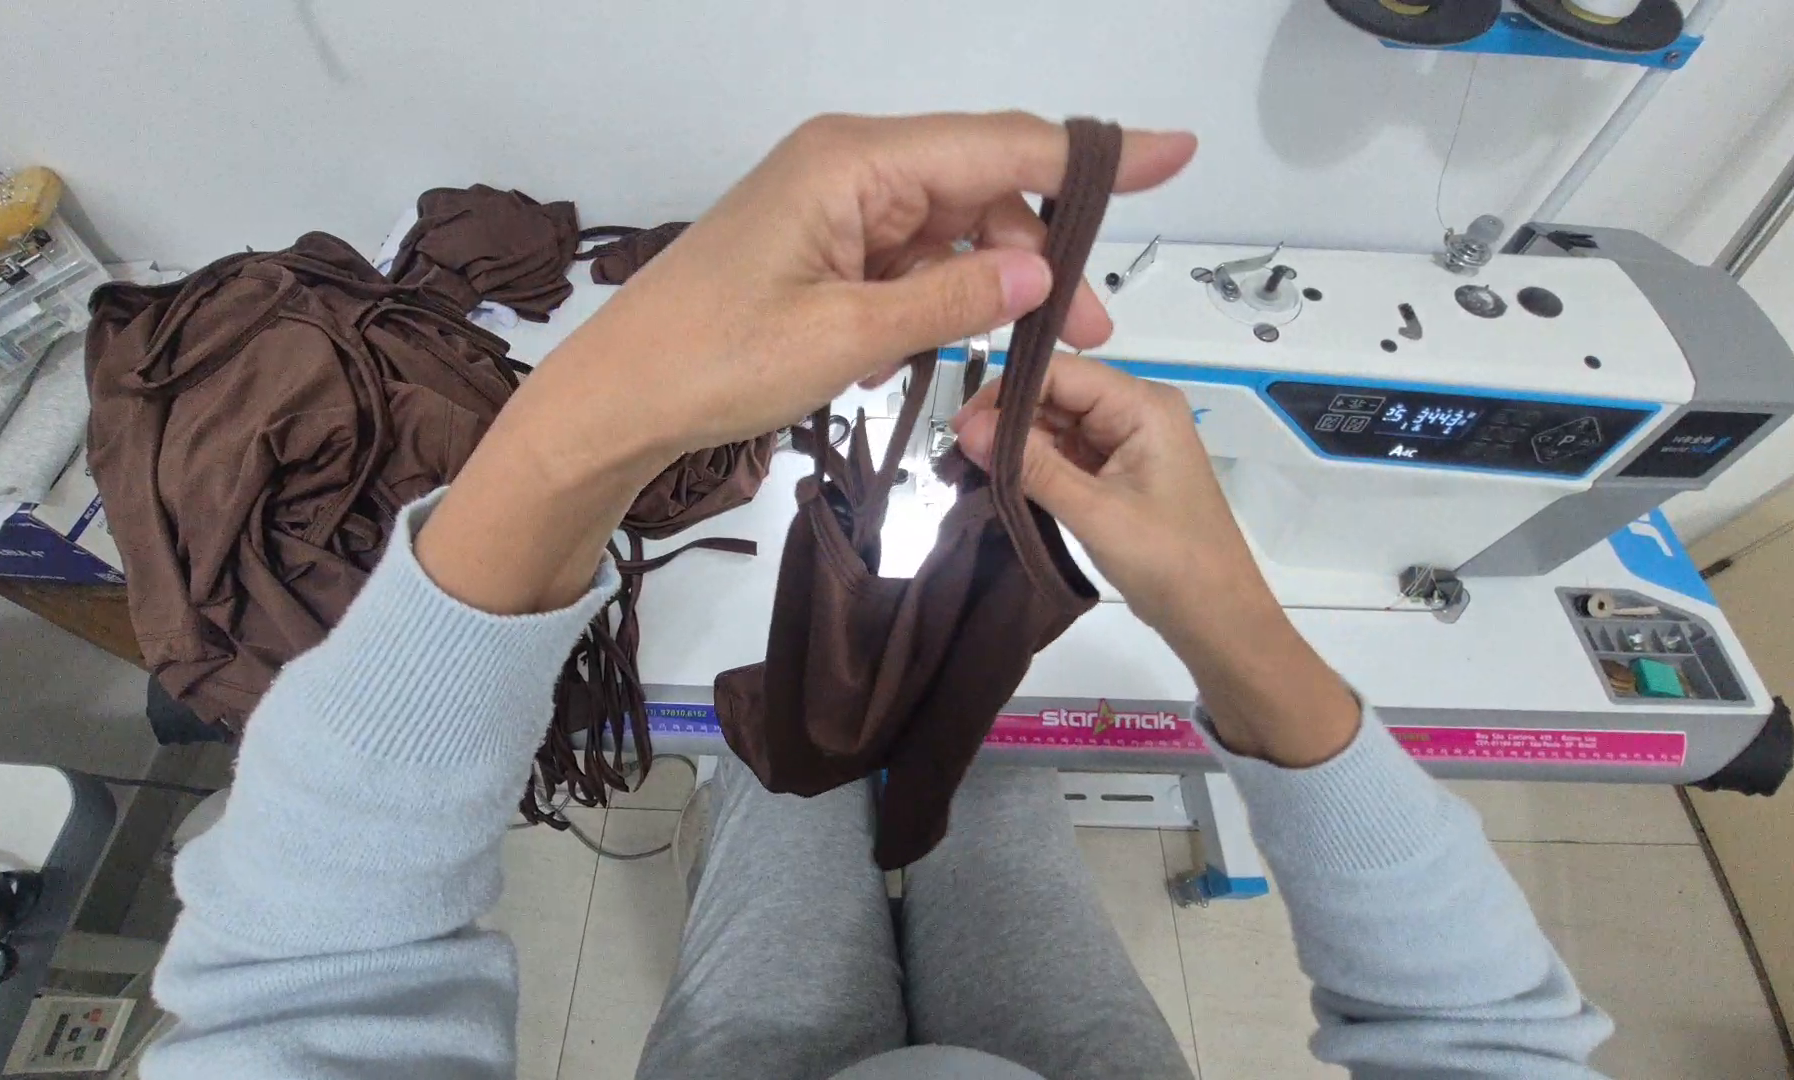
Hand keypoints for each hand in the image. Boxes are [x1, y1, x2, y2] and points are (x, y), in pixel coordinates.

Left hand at [418, 113, 1195, 615]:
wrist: (626, 396)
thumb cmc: (717, 361)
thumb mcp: (847, 335)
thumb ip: (949, 298)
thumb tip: (1037, 276)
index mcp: (856, 163)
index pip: (1001, 143)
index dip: (1092, 158)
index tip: (1173, 156)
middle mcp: (848, 169)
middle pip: (978, 193)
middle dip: (1035, 258)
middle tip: (1082, 334)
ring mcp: (832, 212)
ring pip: (943, 236)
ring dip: (980, 290)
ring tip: (1004, 357)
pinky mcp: (818, 253)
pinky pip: (900, 266)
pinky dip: (926, 305)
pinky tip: (921, 350)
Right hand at [953, 353, 1360, 765]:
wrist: (1215, 616)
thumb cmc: (1167, 560)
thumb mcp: (1093, 511)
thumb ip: (1030, 466)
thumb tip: (966, 428)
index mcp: (1142, 405)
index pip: (1060, 373)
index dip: (1006, 393)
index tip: (960, 428)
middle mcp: (1134, 411)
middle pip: (1056, 395)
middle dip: (1007, 419)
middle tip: (959, 452)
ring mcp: (1125, 441)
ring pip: (1056, 425)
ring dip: (1017, 444)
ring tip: (973, 467)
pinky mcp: (1116, 470)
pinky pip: (1065, 452)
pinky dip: (1034, 465)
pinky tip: (1002, 479)